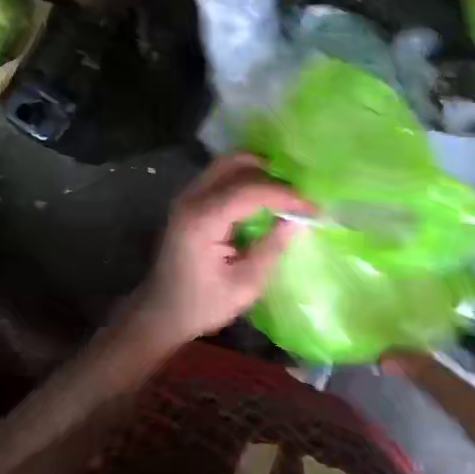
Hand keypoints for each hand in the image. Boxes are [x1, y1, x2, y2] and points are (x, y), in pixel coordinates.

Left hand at [123, 154, 311, 348]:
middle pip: (233, 163)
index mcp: (201, 220)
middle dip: (270, 172)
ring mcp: (186, 195)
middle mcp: (190, 198)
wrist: (161, 310)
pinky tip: (263, 196)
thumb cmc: (202, 304)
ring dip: (257, 171)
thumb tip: (296, 220)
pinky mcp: (189, 200)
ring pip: (225, 164)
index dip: (284, 195)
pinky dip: (244, 178)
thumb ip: (270, 248)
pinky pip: (219, 175)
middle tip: (298, 192)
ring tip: (285, 192)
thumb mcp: (245, 285)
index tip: (313, 208)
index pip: (248, 191)